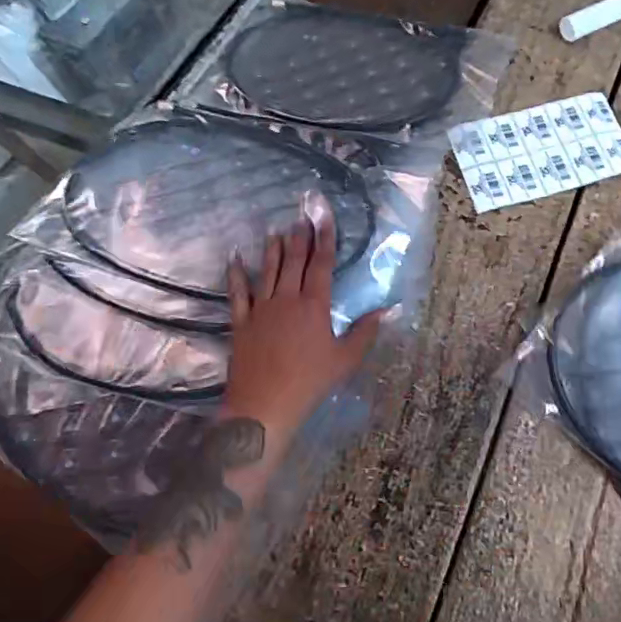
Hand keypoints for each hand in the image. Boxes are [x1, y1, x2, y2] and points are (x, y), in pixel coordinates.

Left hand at [223, 208, 385, 438]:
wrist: (264, 404)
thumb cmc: (310, 381)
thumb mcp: (346, 359)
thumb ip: (365, 331)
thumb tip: (386, 309)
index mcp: (314, 306)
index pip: (321, 265)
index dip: (325, 240)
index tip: (325, 218)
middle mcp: (286, 300)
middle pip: (294, 262)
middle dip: (300, 238)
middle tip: (301, 217)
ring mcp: (261, 310)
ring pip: (267, 272)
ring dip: (273, 250)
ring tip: (276, 231)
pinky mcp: (242, 323)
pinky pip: (238, 293)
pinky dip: (236, 275)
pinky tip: (235, 260)